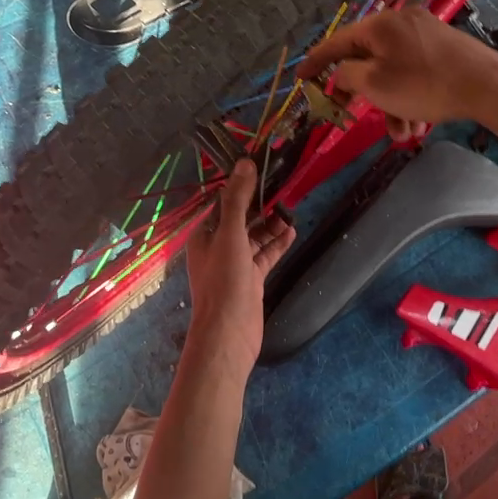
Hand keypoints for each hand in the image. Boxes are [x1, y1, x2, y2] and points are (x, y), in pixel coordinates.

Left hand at [185, 159, 294, 364]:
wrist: (228, 335)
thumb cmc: (224, 281)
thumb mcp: (231, 235)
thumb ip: (238, 200)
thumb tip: (245, 163)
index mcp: (205, 234)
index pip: (225, 203)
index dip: (243, 187)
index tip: (265, 171)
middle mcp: (218, 246)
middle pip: (242, 219)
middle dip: (261, 205)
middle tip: (284, 190)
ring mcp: (235, 264)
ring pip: (255, 237)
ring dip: (271, 225)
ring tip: (291, 211)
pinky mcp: (251, 280)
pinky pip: (265, 255)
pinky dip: (277, 244)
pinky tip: (292, 232)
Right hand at [298, 7, 497, 141]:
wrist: (488, 84)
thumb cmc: (424, 84)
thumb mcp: (375, 84)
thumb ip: (348, 76)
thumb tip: (343, 72)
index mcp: (379, 24)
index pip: (336, 41)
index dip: (316, 62)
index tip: (300, 78)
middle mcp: (400, 21)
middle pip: (367, 58)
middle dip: (364, 94)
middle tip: (354, 115)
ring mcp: (424, 33)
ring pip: (393, 71)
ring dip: (390, 103)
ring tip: (402, 132)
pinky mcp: (443, 48)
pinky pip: (414, 72)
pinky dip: (409, 97)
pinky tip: (419, 123)